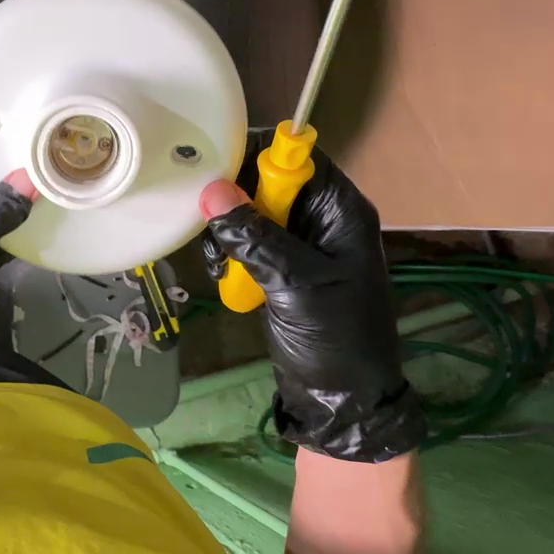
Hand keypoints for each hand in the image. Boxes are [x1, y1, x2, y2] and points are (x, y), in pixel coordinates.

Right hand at [198, 160, 422, 460]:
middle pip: (268, 182)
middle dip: (235, 202)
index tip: (213, 170)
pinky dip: (232, 254)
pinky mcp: (282, 267)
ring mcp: (301, 244)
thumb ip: (254, 236)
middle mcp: (321, 219)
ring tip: (223, 264)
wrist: (341, 398)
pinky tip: (227, 277)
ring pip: (252, 213)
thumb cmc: (333, 337)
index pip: (299, 157)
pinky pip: (249, 243)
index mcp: (340, 211)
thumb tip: (213, 190)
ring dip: (229, 233)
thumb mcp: (293, 283)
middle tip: (213, 229)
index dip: (257, 155)